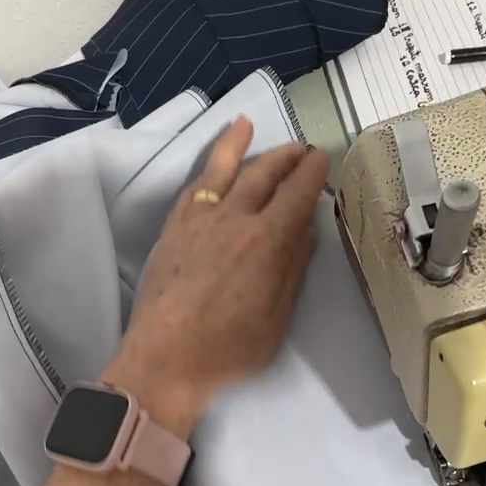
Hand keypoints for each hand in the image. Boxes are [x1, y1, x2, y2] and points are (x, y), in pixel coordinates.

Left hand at [103, 116, 328, 432]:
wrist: (165, 359)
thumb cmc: (228, 350)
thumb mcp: (276, 319)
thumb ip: (292, 270)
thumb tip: (305, 231)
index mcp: (267, 240)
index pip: (298, 192)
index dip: (312, 171)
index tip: (321, 158)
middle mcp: (234, 218)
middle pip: (263, 174)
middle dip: (285, 156)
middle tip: (298, 148)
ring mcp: (198, 220)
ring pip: (222, 170)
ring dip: (239, 145)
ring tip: (246, 125)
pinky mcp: (172, 230)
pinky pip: (193, 188)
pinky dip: (206, 171)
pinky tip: (211, 169)